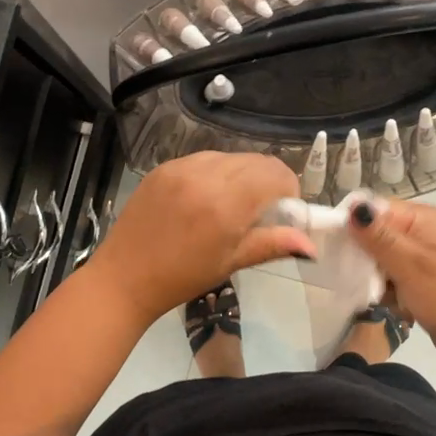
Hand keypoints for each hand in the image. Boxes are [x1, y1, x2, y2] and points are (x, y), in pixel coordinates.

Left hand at [86, 152, 316, 324]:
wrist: (124, 278)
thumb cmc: (181, 278)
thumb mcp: (230, 262)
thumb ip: (272, 244)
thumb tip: (312, 245)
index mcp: (225, 204)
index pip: (273, 174)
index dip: (287, 188)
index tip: (284, 208)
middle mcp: (204, 177)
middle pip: (254, 161)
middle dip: (267, 179)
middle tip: (262, 208)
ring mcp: (180, 168)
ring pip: (228, 157)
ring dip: (241, 173)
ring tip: (233, 203)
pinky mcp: (162, 168)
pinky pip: (201, 159)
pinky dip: (214, 172)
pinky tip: (206, 197)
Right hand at [346, 195, 435, 373]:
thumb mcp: (409, 263)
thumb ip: (378, 236)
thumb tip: (353, 206)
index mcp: (426, 219)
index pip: (377, 209)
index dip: (353, 223)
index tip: (330, 246)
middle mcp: (427, 234)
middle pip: (378, 234)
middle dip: (363, 256)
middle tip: (354, 276)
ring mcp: (428, 261)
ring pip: (383, 261)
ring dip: (376, 279)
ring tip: (379, 296)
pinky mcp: (427, 285)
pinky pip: (396, 281)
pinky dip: (390, 294)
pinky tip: (394, 308)